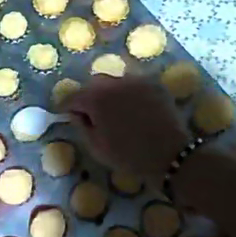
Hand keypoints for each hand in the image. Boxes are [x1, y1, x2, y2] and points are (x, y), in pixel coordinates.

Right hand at [64, 76, 191, 184]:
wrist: (170, 155)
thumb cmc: (128, 155)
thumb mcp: (96, 146)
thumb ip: (80, 126)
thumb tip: (75, 113)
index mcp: (96, 98)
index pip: (73, 96)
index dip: (66, 106)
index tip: (64, 114)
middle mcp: (114, 82)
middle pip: (94, 85)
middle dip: (89, 97)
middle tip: (90, 113)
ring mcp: (136, 81)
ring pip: (115, 82)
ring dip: (110, 93)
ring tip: (114, 109)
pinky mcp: (154, 84)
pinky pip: (133, 84)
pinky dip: (128, 93)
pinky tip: (133, 108)